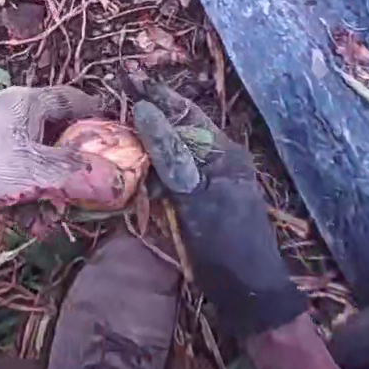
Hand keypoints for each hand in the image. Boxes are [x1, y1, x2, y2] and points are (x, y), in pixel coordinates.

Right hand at [132, 80, 311, 340]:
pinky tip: (136, 160)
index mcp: (222, 152)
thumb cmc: (224, 244)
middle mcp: (218, 158)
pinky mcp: (200, 196)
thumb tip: (144, 108)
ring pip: (174, 146)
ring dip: (149, 133)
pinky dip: (153, 161)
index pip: (184, 111)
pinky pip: (173, 170)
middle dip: (150, 106)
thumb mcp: (193, 196)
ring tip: (120, 119)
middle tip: (120, 89)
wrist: (248, 293)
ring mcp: (210, 178)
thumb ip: (169, 152)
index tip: (127, 75)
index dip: (155, 92)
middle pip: (179, 125)